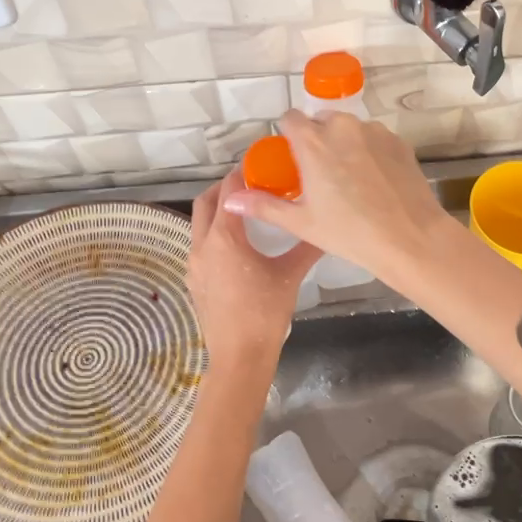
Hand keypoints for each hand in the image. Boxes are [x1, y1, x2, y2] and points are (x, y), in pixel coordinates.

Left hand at [187, 167, 320, 370]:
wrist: (239, 356)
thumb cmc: (265, 313)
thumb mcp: (290, 275)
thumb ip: (307, 247)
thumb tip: (328, 229)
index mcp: (223, 237)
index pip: (230, 189)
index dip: (244, 172)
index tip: (262, 164)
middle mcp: (201, 244)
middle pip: (206, 201)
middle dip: (226, 187)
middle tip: (252, 184)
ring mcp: (193, 264)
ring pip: (199, 224)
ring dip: (218, 211)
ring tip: (247, 211)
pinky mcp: (194, 280)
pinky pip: (200, 245)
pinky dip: (215, 234)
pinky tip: (238, 245)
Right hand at [222, 111, 452, 289]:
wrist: (409, 237)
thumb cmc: (349, 232)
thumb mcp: (301, 222)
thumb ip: (264, 205)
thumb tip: (231, 199)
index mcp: (313, 142)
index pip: (290, 118)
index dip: (288, 134)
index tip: (291, 156)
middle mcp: (343, 127)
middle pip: (322, 121)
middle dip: (318, 141)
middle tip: (321, 175)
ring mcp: (374, 132)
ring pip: (350, 130)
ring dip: (345, 145)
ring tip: (351, 181)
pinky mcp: (398, 142)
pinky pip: (375, 140)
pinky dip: (370, 153)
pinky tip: (375, 183)